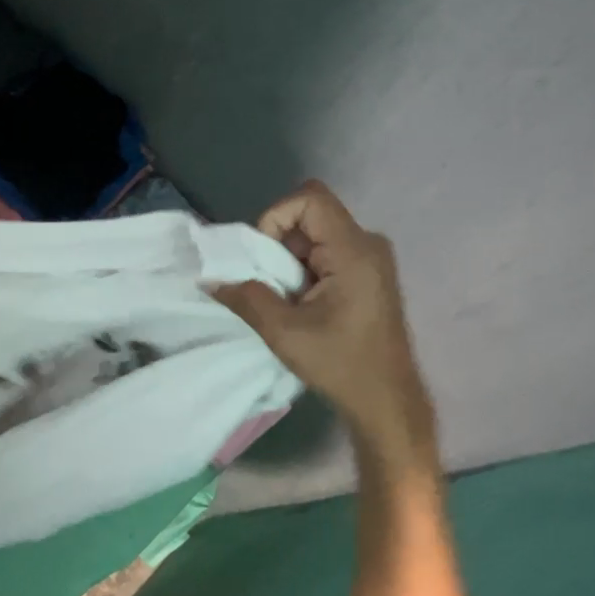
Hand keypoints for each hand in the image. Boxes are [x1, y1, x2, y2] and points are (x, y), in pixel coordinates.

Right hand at [214, 180, 434, 458]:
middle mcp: (367, 244)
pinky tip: (298, 306)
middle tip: (265, 285)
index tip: (262, 258)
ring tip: (281, 301)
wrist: (384, 397)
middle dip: (277, 245)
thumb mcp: (283, 332)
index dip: (275, 217)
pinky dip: (302, 273)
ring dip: (288, 263)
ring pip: (315, 238)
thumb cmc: (339, 362)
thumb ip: (246, 299)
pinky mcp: (366, 276)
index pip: (309, 198)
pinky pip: (326, 255)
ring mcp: (370, 259)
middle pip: (310, 217)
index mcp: (353, 250)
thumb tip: (211, 281)